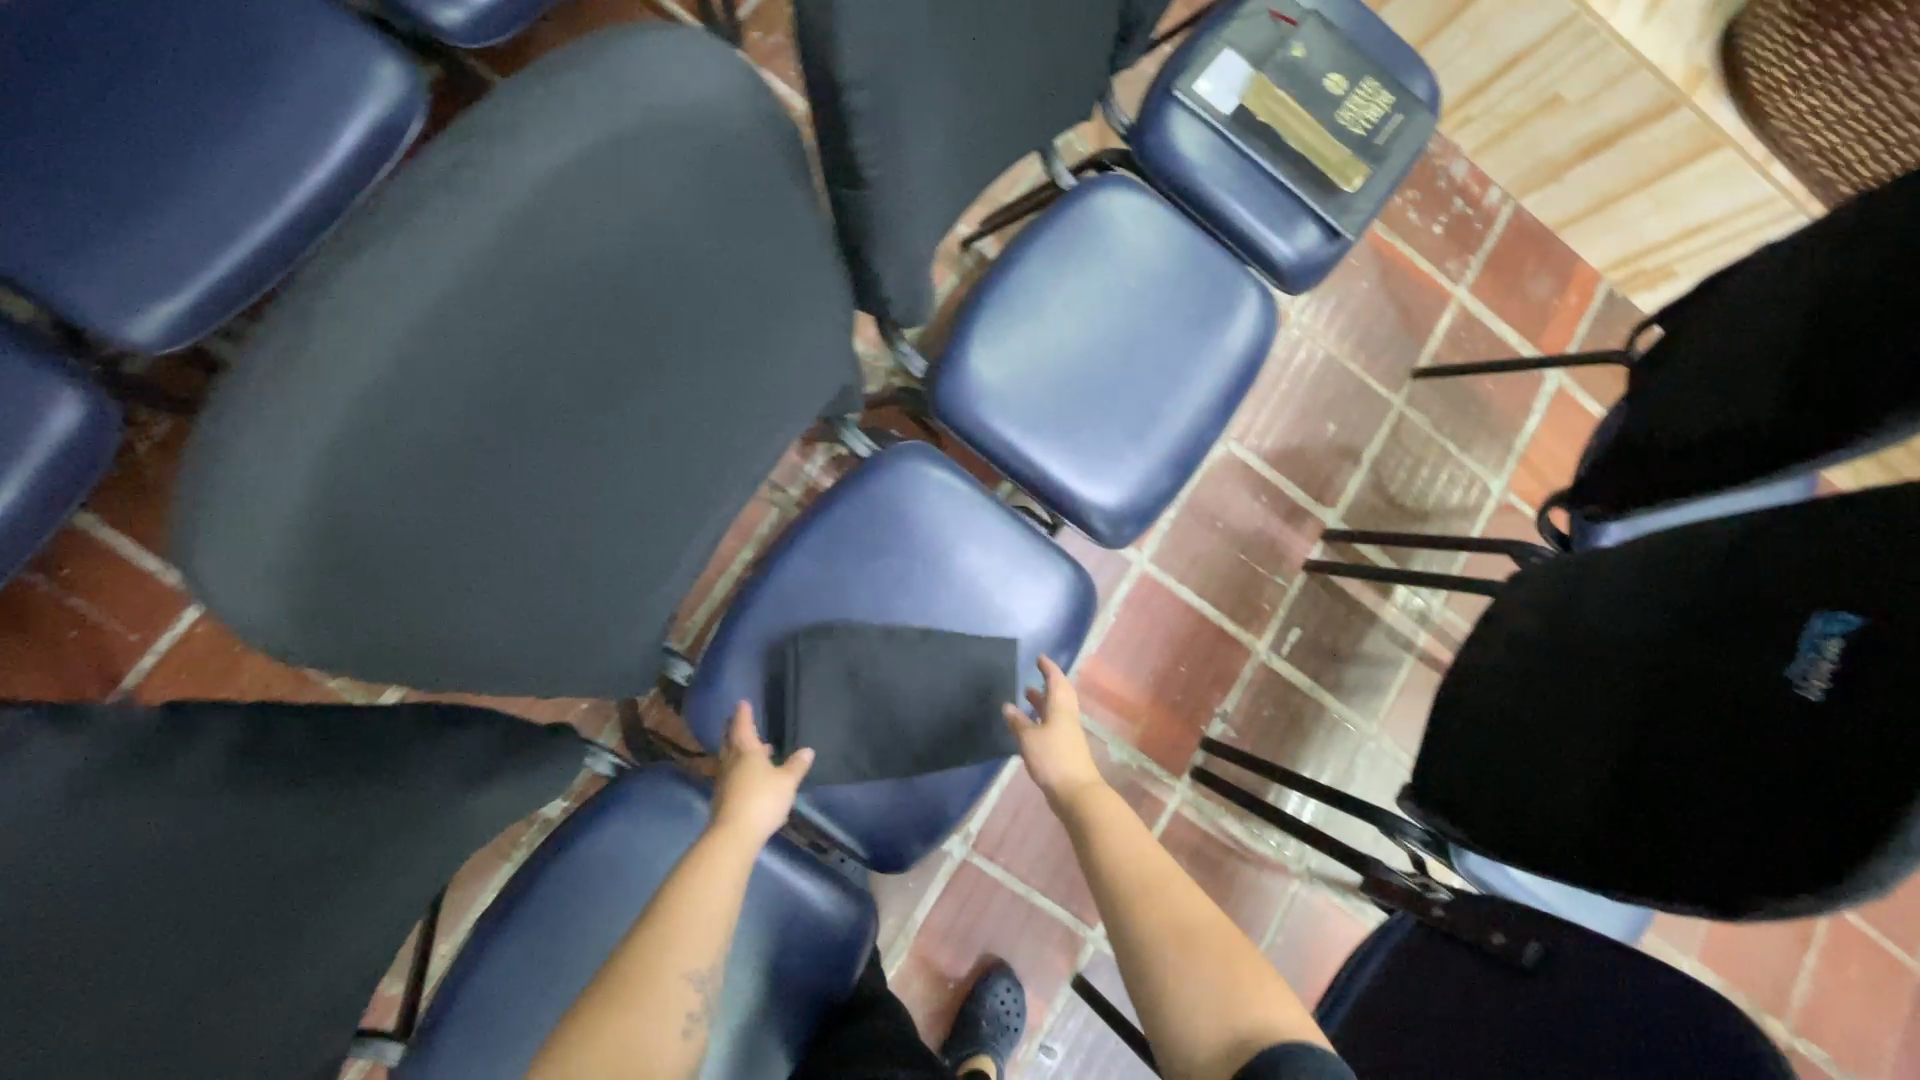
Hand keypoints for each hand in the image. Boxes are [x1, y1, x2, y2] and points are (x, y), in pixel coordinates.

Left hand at [708, 703, 813, 846]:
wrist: (734, 834)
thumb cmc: (762, 799)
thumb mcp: (786, 781)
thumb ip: (796, 766)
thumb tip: (808, 750)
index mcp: (746, 752)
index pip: (742, 726)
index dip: (743, 714)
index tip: (742, 703)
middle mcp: (731, 763)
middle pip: (731, 742)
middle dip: (735, 731)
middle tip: (740, 723)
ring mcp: (725, 782)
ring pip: (731, 760)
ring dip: (740, 752)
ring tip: (757, 750)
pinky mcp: (723, 799)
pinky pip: (732, 777)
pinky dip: (741, 771)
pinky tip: (753, 778)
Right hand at [1003, 656, 1107, 809]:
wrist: (1076, 792)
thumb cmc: (1053, 759)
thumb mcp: (1029, 739)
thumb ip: (1018, 722)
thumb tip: (1008, 706)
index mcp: (1061, 709)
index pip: (1056, 681)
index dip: (1049, 669)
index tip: (1040, 658)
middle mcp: (1067, 717)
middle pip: (1061, 694)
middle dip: (1048, 683)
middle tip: (1035, 676)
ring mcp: (1069, 734)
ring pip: (1057, 710)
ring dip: (1044, 701)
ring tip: (1028, 695)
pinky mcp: (1066, 748)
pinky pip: (1055, 724)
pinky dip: (1043, 718)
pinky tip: (1031, 725)